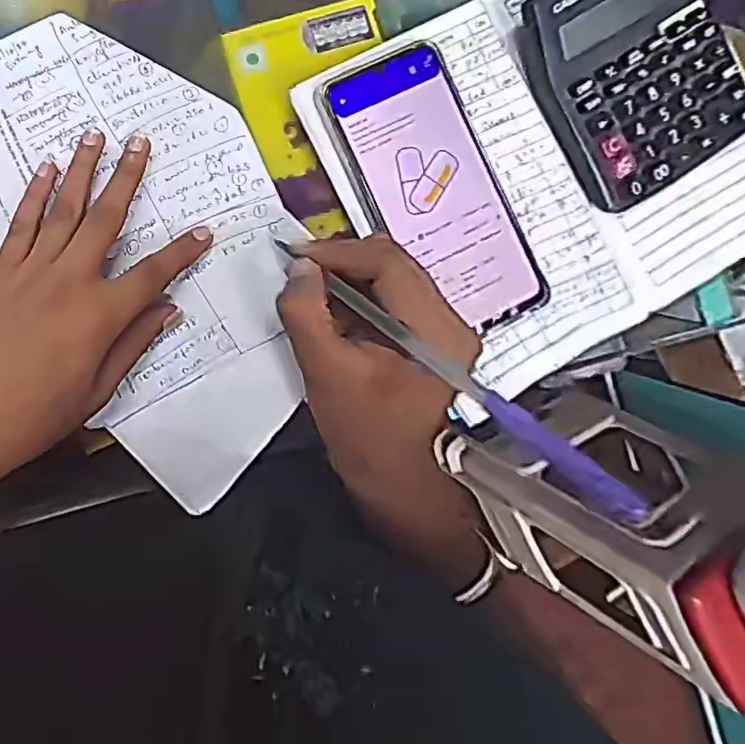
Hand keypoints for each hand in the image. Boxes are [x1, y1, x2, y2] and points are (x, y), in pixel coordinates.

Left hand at [0, 130, 211, 475]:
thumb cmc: (35, 412)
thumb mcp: (98, 389)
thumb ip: (133, 343)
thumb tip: (165, 311)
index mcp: (99, 315)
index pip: (152, 274)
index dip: (181, 252)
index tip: (202, 231)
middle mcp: (68, 281)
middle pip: (106, 219)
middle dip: (127, 177)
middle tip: (140, 144)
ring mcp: (32, 271)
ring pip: (63, 210)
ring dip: (82, 171)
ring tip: (94, 137)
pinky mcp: (3, 272)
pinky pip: (23, 224)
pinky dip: (35, 195)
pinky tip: (45, 171)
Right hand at [276, 236, 487, 578]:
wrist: (407, 491)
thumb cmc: (372, 441)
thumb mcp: (327, 372)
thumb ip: (307, 313)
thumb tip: (299, 269)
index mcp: (437, 331)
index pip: (387, 263)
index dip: (335, 252)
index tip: (295, 255)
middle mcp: (449, 323)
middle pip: (392, 265)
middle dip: (340, 259)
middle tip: (297, 265)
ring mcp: (441, 334)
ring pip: (390, 280)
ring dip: (346, 277)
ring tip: (307, 285)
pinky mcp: (427, 343)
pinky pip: (390, 302)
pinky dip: (355, 297)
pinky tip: (327, 308)